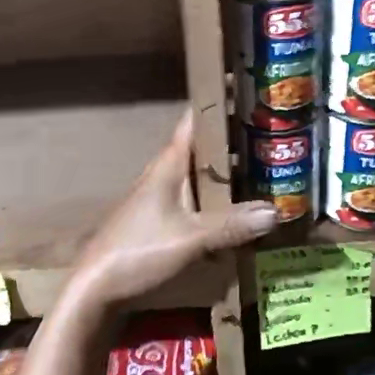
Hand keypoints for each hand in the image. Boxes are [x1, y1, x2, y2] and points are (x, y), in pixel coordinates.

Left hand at [68, 111, 277, 311]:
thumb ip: (232, 225)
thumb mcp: (190, 238)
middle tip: (275, 135)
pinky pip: (196, 201)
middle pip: (203, 148)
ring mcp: (160, 197)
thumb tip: (278, 211)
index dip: (217, 102)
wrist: (96, 287)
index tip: (247, 87)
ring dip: (228, 174)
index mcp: (168, 164)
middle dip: (235, 141)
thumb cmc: (138, 251)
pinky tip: (240, 213)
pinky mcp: (160, 220)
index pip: (194, 120)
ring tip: (269, 170)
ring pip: (201, 176)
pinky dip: (219, 200)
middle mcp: (164, 174)